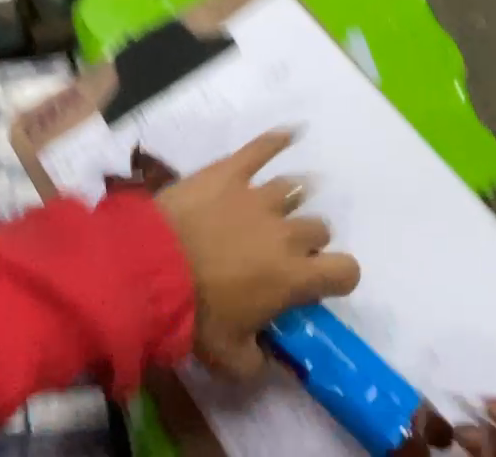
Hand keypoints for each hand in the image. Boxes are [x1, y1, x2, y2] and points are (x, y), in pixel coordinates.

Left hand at [154, 130, 361, 378]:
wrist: (149, 266)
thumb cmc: (194, 315)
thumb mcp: (231, 359)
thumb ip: (259, 363)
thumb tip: (269, 361)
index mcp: (294, 277)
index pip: (345, 270)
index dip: (337, 275)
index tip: (318, 280)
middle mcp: (285, 232)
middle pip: (317, 227)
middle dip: (305, 240)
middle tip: (278, 250)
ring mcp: (256, 197)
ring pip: (292, 190)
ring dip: (287, 201)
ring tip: (271, 207)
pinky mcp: (227, 172)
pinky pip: (259, 149)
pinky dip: (275, 141)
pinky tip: (288, 133)